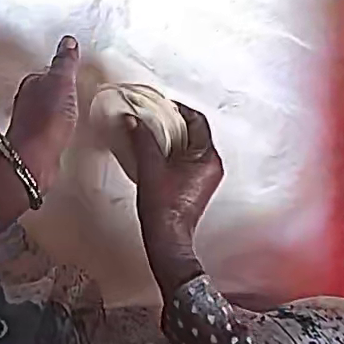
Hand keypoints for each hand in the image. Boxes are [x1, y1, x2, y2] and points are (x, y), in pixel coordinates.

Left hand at [6, 36, 80, 188]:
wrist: (36, 157)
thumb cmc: (46, 119)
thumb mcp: (62, 83)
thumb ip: (65, 63)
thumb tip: (67, 42)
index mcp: (32, 84)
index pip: (47, 72)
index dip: (60, 71)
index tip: (69, 69)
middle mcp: (28, 102)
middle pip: (43, 91)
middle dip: (56, 90)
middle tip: (70, 88)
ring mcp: (31, 123)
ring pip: (44, 111)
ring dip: (55, 109)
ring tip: (70, 110)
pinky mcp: (38, 143)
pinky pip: (48, 129)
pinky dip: (56, 127)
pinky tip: (63, 131)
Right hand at [129, 104, 223, 287]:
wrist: (166, 239)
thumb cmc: (164, 208)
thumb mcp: (150, 166)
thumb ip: (142, 139)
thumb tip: (133, 120)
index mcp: (208, 158)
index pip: (197, 121)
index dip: (178, 109)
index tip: (161, 104)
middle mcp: (211, 166)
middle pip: (194, 133)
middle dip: (172, 122)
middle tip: (152, 116)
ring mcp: (204, 177)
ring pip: (188, 147)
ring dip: (170, 137)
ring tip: (149, 132)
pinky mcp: (194, 186)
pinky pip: (185, 160)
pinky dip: (170, 152)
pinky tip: (153, 152)